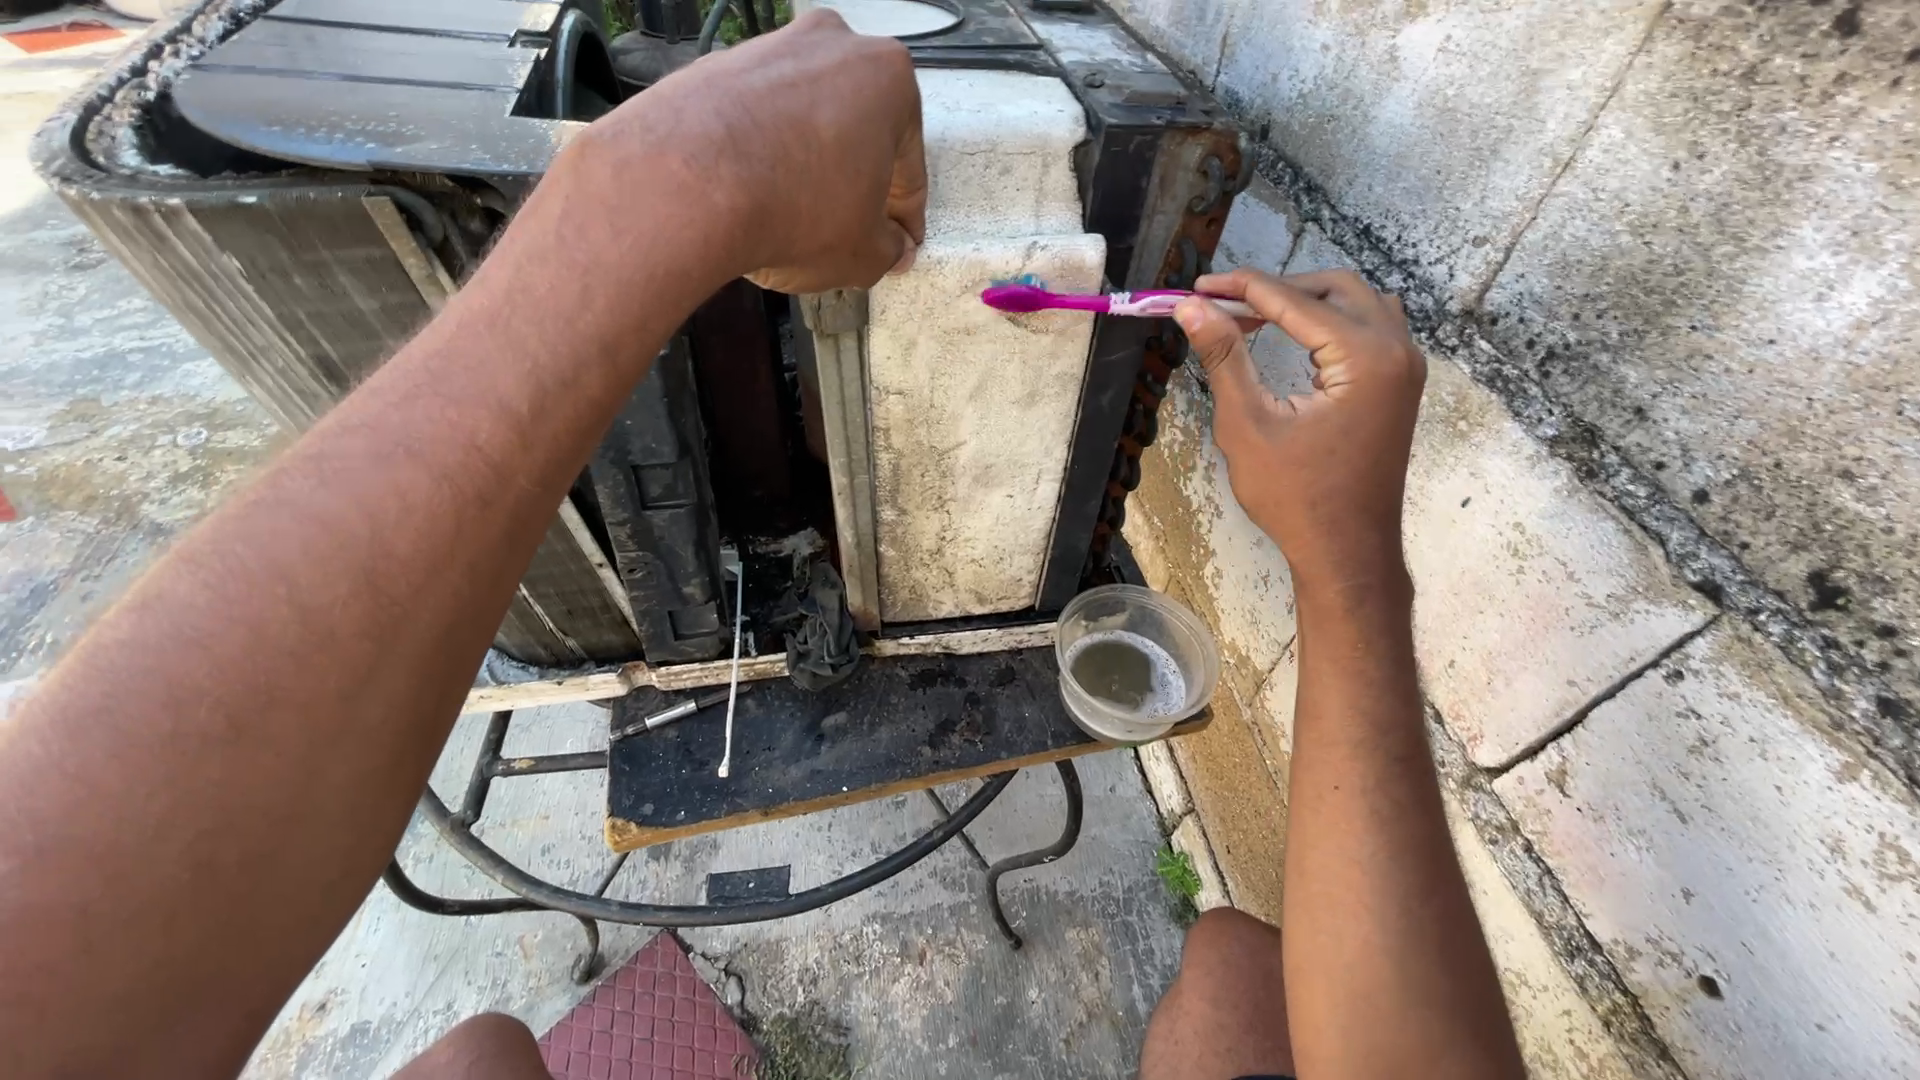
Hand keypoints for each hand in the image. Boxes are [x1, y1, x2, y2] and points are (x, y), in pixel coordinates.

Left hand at [553, 10, 925, 293]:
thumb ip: (889, 251)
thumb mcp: (864, 253)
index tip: (896, 245)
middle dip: (857, 184)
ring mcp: (771, 49)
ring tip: (797, 222)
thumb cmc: (796, 210)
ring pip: (807, 122)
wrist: (688, 185)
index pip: (908, 165)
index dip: (905, 218)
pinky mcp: (718, 67)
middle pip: (858, 132)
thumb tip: (891, 249)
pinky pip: (758, 121)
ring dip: (810, 169)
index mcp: (887, 79)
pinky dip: (764, 157)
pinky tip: (757, 201)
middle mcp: (833, 45)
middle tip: (851, 234)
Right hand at [1174, 268, 1425, 591]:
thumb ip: (1224, 357)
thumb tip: (1192, 308)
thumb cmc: (1295, 496)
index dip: (1241, 289)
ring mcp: (1406, 368)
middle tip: (1223, 307)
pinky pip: (1368, 330)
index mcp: (1365, 356)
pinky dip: (1328, 324)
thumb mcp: (1247, 424)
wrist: (1346, 549)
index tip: (1198, 287)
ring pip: (1356, 304)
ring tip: (1252, 322)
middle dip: (1275, 290)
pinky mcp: (1400, 386)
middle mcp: (1397, 350)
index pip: (1294, 301)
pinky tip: (1292, 345)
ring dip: (1304, 303)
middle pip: (1333, 289)